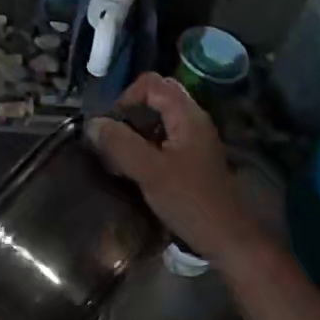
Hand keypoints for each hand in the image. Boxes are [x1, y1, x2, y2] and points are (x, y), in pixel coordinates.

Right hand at [86, 74, 265, 263]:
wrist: (226, 237)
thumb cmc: (190, 201)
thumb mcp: (150, 171)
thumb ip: (120, 144)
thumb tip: (93, 124)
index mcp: (188, 115)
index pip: (152, 83)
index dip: (126, 97)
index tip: (110, 126)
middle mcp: (194, 122)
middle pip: (156, 101)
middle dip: (129, 116)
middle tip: (112, 141)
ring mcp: (195, 143)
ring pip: (159, 124)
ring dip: (136, 135)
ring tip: (118, 160)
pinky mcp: (193, 164)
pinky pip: (165, 144)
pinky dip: (147, 151)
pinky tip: (135, 173)